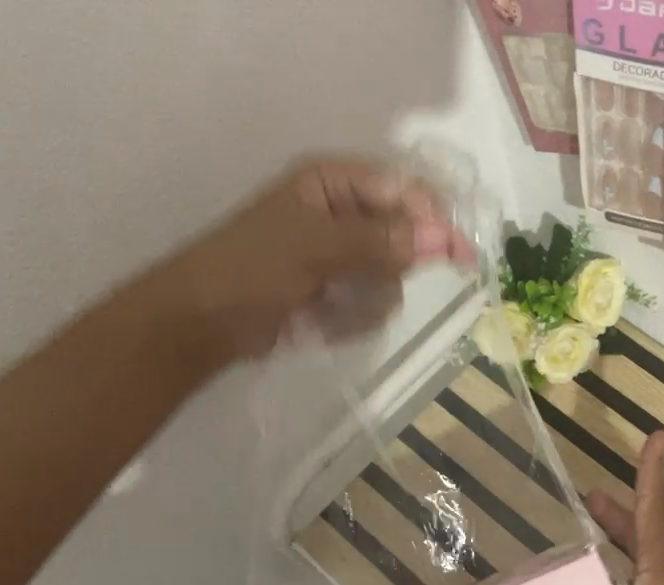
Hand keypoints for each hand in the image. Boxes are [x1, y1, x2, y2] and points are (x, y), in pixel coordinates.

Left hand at [144, 156, 470, 363]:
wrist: (205, 323)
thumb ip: (382, 242)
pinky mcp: (337, 292)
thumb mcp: (318, 248)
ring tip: (332, 308)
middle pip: (404, 236)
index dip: (433, 218)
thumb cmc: (252, 269)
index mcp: (333, 183)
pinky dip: (355, 319)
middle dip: (390, 268)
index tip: (458, 255)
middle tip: (364, 285)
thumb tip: (443, 239)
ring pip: (393, 278)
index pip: (403, 189)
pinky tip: (324, 323)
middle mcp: (342, 213)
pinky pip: (373, 304)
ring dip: (368, 300)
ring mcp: (341, 256)